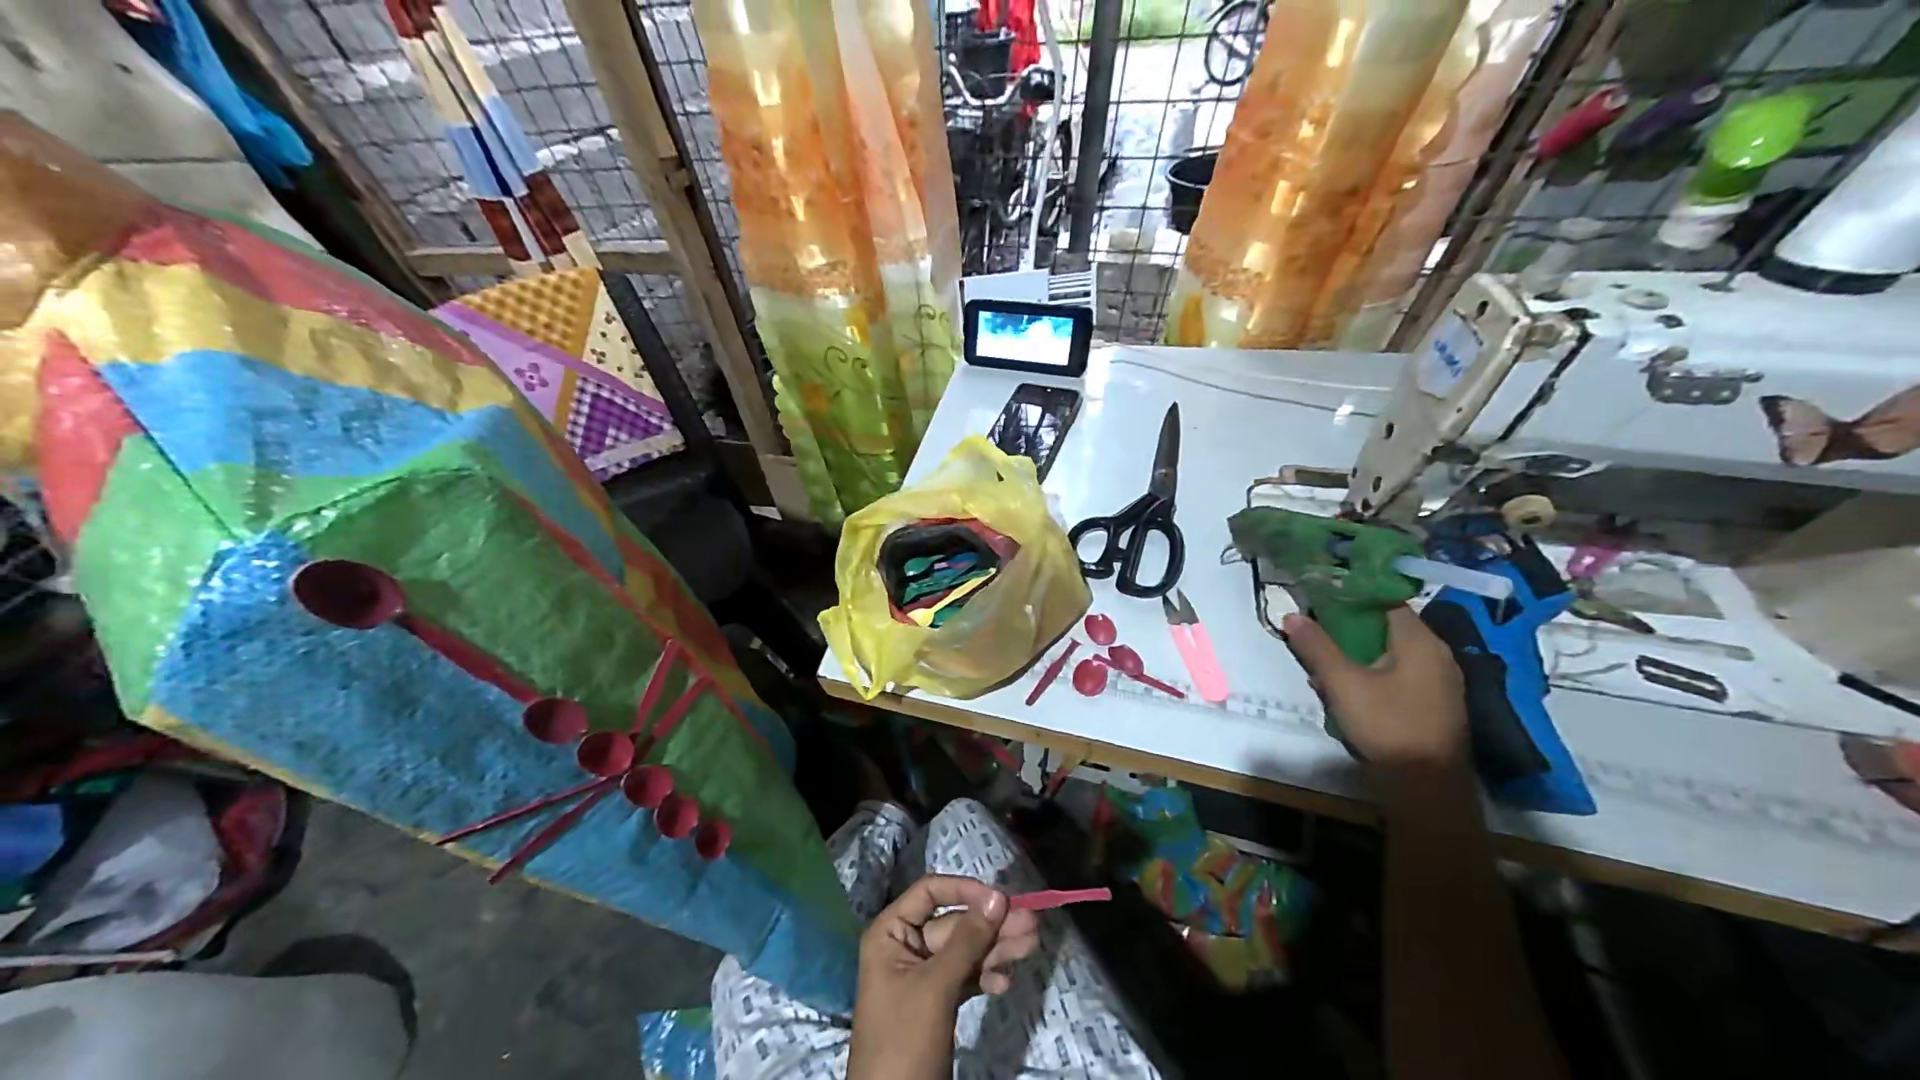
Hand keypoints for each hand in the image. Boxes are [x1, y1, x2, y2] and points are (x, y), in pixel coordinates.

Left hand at [848, 875, 1039, 1079]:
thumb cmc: (904, 1040)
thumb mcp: (936, 987)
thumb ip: (967, 941)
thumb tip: (998, 897)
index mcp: (891, 932)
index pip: (930, 892)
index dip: (965, 890)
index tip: (1001, 899)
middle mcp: (906, 946)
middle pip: (955, 922)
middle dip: (992, 925)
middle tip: (1032, 925)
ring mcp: (924, 975)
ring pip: (965, 950)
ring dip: (997, 949)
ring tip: (1032, 946)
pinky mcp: (938, 1001)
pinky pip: (967, 977)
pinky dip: (986, 977)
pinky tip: (1005, 984)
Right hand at [1283, 607, 1468, 770]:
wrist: (1428, 787)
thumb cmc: (1387, 726)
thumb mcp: (1342, 683)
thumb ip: (1317, 647)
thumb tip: (1292, 615)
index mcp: (1420, 641)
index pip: (1386, 601)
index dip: (1352, 597)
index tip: (1320, 599)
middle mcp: (1438, 654)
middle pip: (1388, 627)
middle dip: (1350, 628)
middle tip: (1316, 633)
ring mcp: (1441, 680)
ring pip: (1393, 652)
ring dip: (1360, 653)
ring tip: (1326, 664)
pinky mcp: (1436, 702)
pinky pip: (1401, 673)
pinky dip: (1375, 671)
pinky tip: (1351, 688)